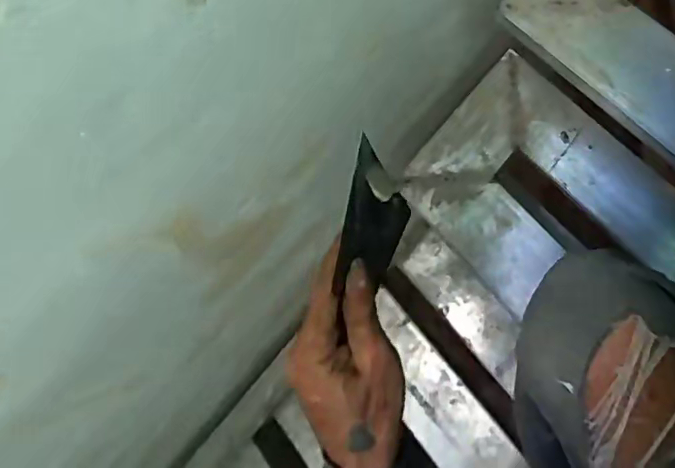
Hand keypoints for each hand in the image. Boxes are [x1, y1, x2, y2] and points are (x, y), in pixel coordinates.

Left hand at [287, 244, 403, 467]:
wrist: (367, 464)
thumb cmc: (375, 412)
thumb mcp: (375, 359)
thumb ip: (362, 311)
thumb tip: (357, 267)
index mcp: (310, 349)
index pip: (322, 292)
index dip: (335, 259)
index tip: (348, 230)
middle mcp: (298, 350)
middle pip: (319, 299)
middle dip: (339, 268)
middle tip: (362, 237)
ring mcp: (302, 359)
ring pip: (322, 310)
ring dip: (341, 285)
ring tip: (363, 254)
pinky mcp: (311, 365)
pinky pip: (325, 325)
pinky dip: (340, 306)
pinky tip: (357, 290)